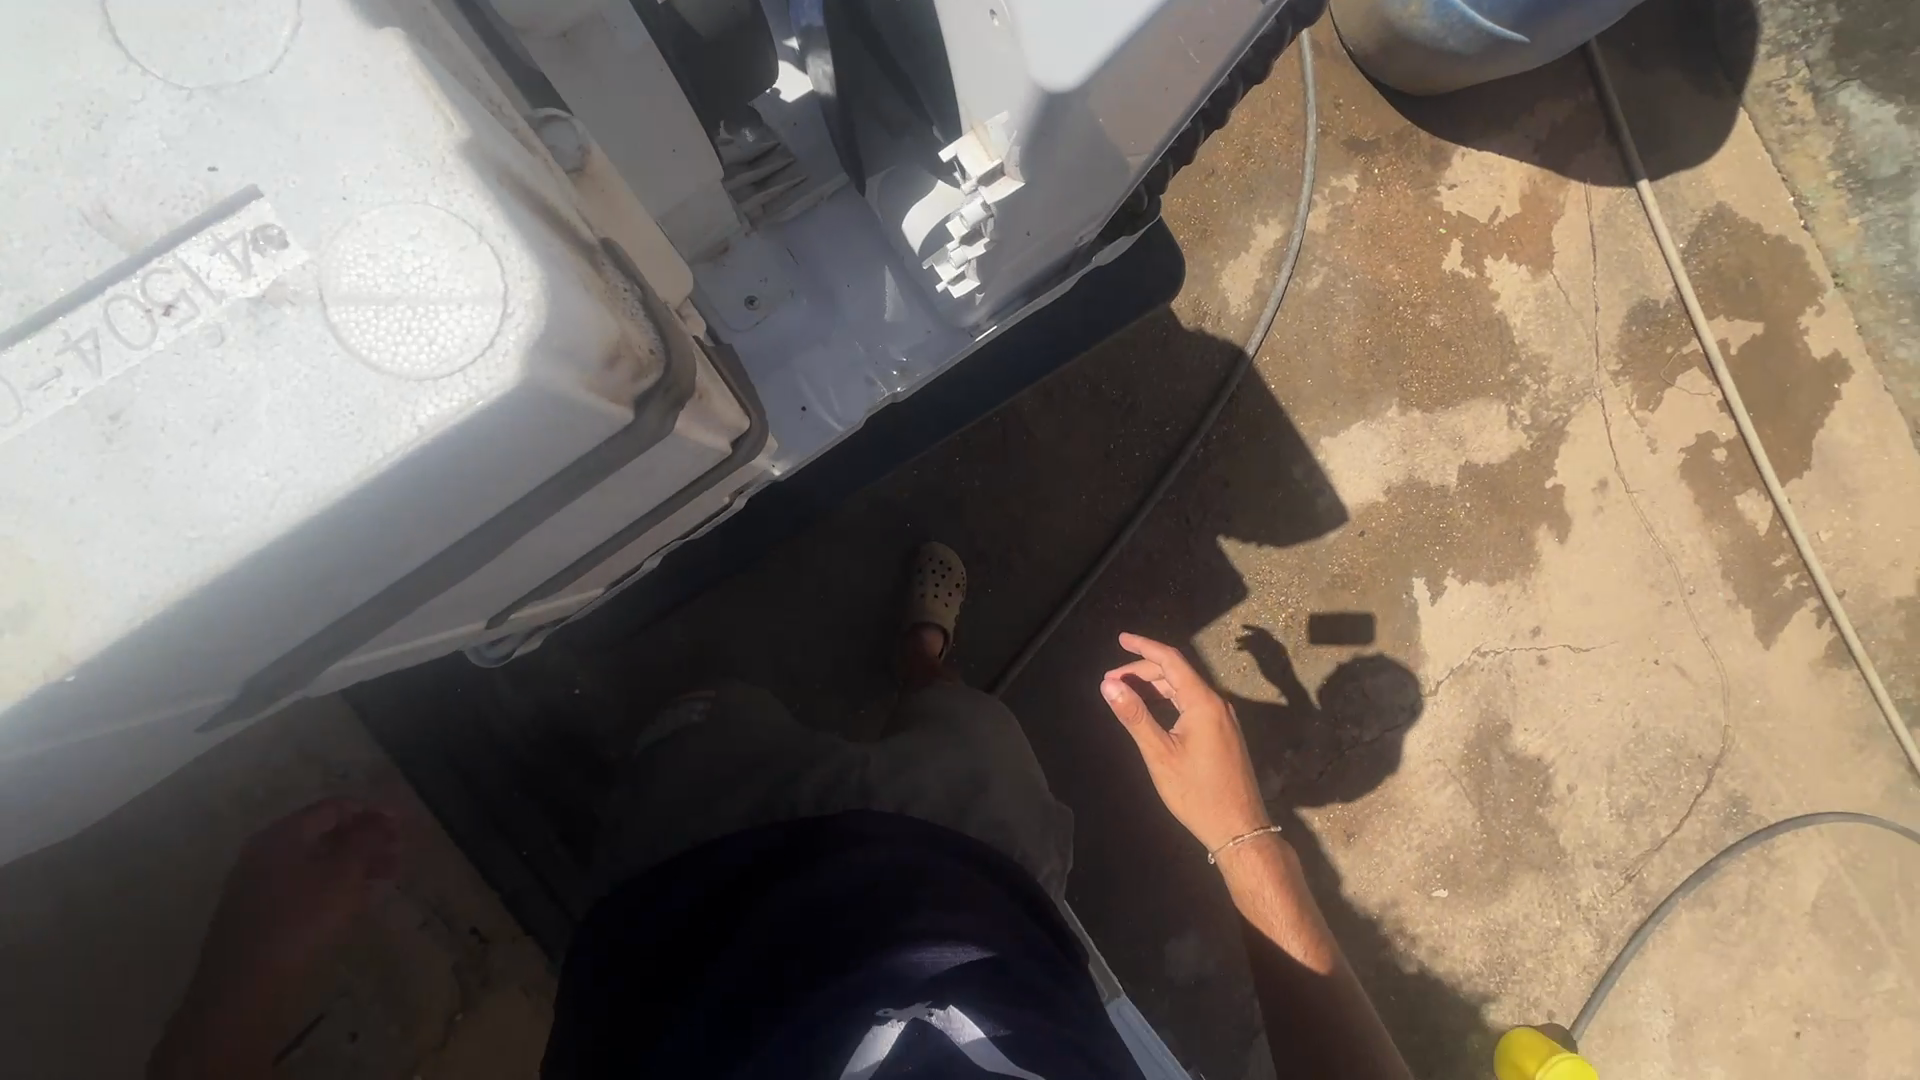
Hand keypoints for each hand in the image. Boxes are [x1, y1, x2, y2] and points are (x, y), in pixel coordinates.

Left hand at [199, 797, 400, 986]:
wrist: (243, 989)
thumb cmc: (300, 919)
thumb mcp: (345, 873)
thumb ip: (367, 838)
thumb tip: (382, 816)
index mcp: (282, 836)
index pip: (335, 807)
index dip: (373, 811)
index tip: (402, 826)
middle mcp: (265, 854)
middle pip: (326, 833)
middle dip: (367, 840)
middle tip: (400, 853)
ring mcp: (258, 885)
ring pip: (318, 861)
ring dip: (357, 863)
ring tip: (389, 876)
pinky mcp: (260, 913)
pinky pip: (305, 885)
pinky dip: (336, 884)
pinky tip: (359, 899)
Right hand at [1100, 633, 1271, 852]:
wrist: (1239, 830)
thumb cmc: (1196, 793)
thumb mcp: (1159, 754)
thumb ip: (1134, 715)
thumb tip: (1109, 685)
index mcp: (1203, 702)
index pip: (1170, 660)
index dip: (1143, 646)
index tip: (1121, 638)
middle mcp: (1216, 703)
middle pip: (1175, 673)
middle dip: (1141, 671)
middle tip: (1110, 682)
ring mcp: (1222, 719)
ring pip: (1184, 690)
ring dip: (1153, 687)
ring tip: (1124, 695)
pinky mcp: (1222, 733)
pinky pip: (1192, 704)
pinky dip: (1167, 701)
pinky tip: (1151, 712)